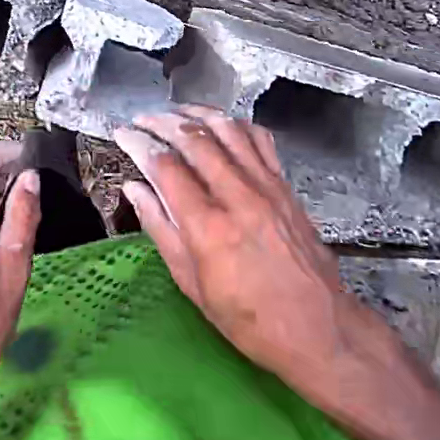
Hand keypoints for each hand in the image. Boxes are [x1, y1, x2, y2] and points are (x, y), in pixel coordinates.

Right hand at [114, 106, 357, 384]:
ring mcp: (266, 187)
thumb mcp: (192, 284)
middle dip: (162, 121)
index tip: (122, 134)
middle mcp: (237, 197)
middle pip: (195, 139)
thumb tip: (134, 189)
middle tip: (142, 118)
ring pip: (228, 131)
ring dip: (197, 114)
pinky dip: (236, 125)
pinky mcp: (285, 186)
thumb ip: (161, 229)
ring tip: (175, 111)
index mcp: (207, 227)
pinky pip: (259, 140)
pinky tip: (221, 124)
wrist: (318, 327)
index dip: (139, 144)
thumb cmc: (247, 318)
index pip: (165, 167)